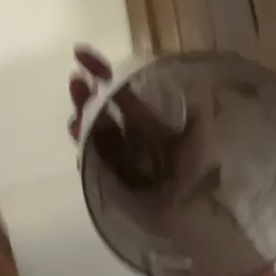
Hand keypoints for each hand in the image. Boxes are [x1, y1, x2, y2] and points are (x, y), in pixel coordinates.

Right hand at [67, 46, 271, 275]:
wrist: (191, 222)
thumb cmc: (198, 180)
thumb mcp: (199, 142)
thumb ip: (195, 120)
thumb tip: (197, 95)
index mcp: (148, 122)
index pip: (121, 89)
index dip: (101, 70)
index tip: (81, 53)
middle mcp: (129, 136)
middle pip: (100, 107)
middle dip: (87, 92)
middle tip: (77, 79)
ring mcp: (116, 156)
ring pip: (91, 129)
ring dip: (82, 114)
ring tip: (77, 104)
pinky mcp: (107, 176)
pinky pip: (90, 154)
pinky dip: (82, 140)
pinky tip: (77, 129)